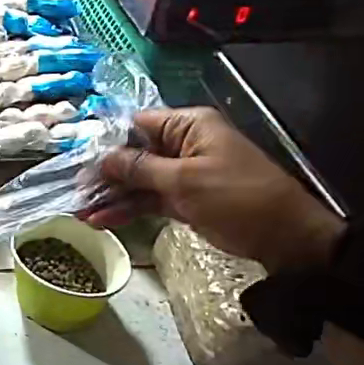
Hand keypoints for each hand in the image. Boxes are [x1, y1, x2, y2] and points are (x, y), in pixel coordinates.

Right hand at [92, 107, 343, 273]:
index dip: (110, 143)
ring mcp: (185, 174)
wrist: (287, 239)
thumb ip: (141, 168)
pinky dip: (131, 209)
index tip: (82, 163)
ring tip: (83, 214)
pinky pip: (152, 200)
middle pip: (136, 154)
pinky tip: (105, 219)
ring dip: (114, 195)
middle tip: (77, 194)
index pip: (138, 125)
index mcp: (189, 126)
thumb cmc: (238, 199)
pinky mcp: (187, 200)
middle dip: (106, 174)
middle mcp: (184, 145)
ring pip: (141, 180)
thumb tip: (103, 158)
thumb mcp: (186, 181)